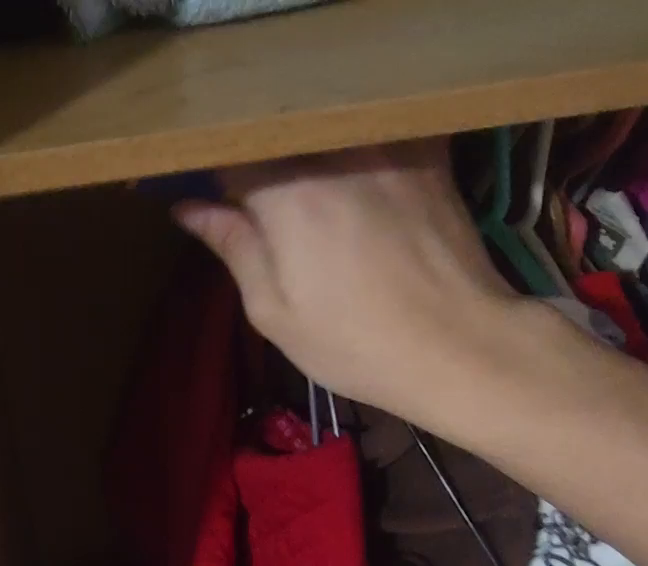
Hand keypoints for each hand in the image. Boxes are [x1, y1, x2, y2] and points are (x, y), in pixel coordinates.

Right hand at [173, 140, 529, 423]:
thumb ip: (234, 246)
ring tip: (318, 214)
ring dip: (312, 165)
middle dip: (265, 173)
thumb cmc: (351, 342)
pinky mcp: (428, 156)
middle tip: (268, 223)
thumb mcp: (272, 309)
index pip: (232, 160)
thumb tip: (190, 206)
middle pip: (281, 143)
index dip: (219, 183)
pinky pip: (376, 140)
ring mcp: (387, 148)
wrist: (457, 343)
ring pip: (328, 139)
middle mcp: (335, 154)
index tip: (219, 210)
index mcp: (286, 194)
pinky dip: (359, 160)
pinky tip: (364, 198)